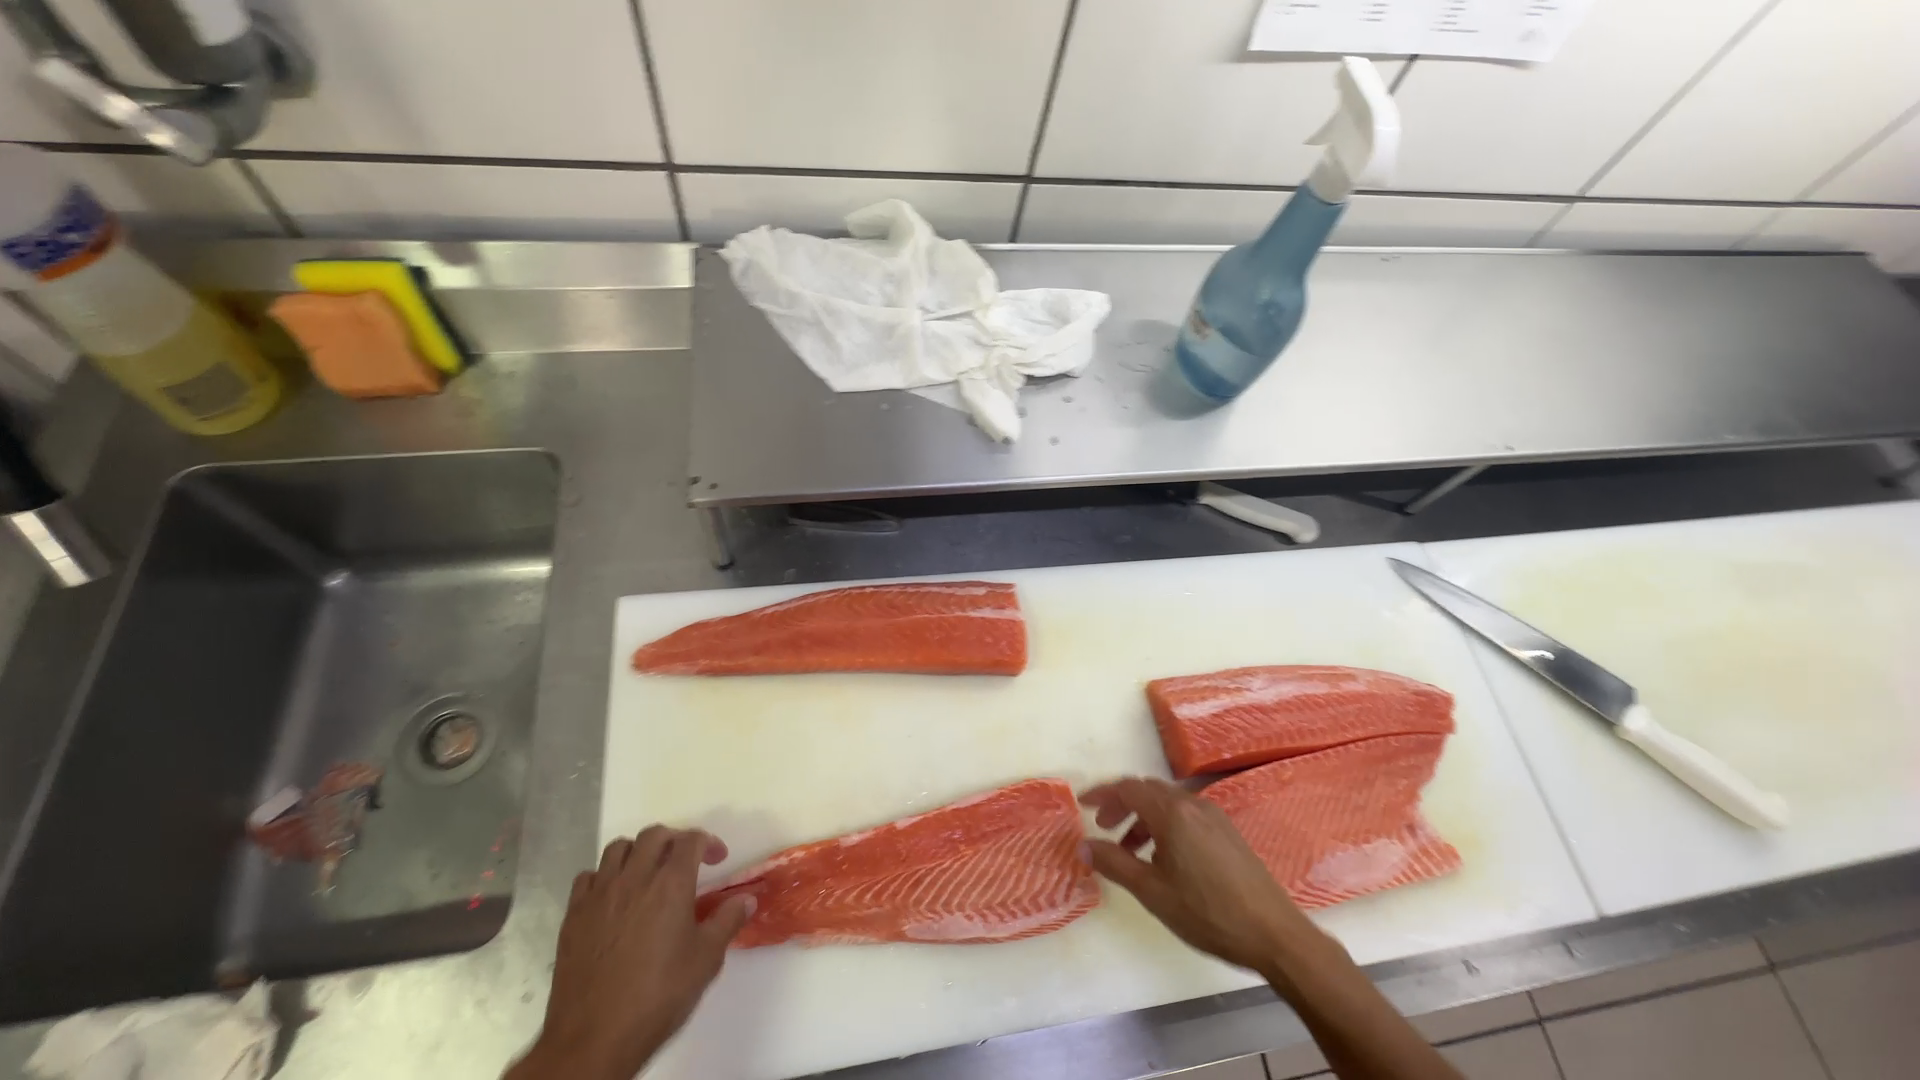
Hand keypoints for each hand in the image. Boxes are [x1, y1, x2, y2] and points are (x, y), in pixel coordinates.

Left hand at [507, 828, 753, 1079]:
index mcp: (670, 885)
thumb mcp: (706, 960)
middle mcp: (633, 878)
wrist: (595, 1035)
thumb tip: (746, 899)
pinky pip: (588, 876)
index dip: (708, 842)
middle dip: (674, 840)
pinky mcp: (574, 914)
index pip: (690, 840)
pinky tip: (614, 898)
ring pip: (618, 848)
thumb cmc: (659, 996)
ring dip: (638, 852)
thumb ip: (728, 922)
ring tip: (648, 873)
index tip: (717, 859)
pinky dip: (604, 876)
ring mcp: (599, 894)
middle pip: (653, 835)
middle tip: (686, 862)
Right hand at [1080, 777, 1323, 976]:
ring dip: (1143, 818)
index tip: (1084, 806)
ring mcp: (1215, 818)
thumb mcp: (1151, 891)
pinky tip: (1163, 859)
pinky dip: (1165, 826)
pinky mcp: (1228, 833)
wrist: (1272, 933)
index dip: (1103, 794)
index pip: (1129, 788)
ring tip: (1130, 851)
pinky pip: (1187, 816)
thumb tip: (1083, 845)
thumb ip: (1114, 863)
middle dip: (1122, 805)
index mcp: (1173, 813)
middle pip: (1149, 790)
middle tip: (1103, 828)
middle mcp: (1194, 805)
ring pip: (1169, 804)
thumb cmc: (1206, 912)